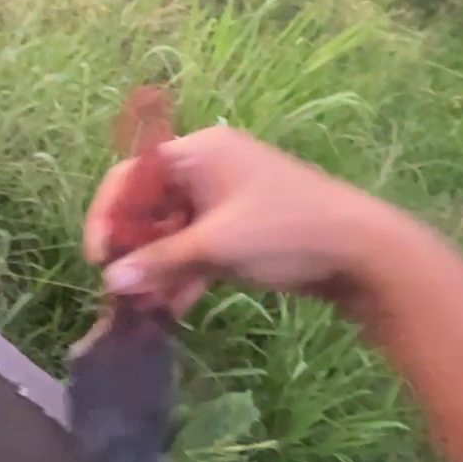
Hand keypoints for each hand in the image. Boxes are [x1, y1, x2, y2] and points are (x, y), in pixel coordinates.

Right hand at [82, 126, 421, 315]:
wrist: (363, 252)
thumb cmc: (285, 232)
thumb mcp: (215, 246)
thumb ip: (158, 262)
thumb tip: (109, 280)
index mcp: (197, 154)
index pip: (131, 177)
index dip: (107, 216)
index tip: (99, 258)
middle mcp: (205, 170)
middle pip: (147, 207)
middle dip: (132, 250)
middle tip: (121, 287)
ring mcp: (221, 200)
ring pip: (168, 233)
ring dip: (155, 269)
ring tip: (144, 306)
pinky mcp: (235, 228)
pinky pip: (192, 247)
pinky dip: (180, 274)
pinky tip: (172, 308)